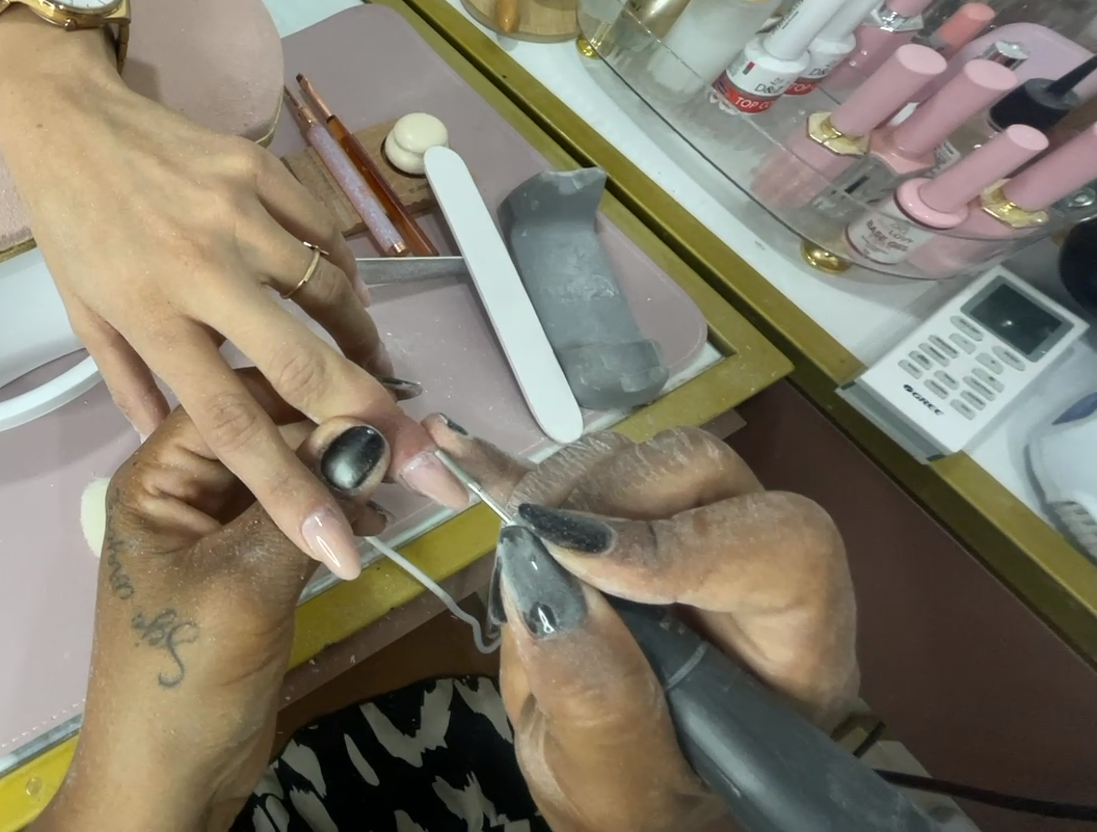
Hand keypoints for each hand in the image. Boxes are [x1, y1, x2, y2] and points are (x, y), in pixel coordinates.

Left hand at [0, 44, 441, 580]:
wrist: (69, 120)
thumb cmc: (71, 226)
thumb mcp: (82, 315)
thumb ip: (129, 383)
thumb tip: (168, 444)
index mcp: (148, 313)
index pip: (228, 419)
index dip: (287, 490)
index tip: (337, 544)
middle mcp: (201, 266)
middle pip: (301, 358)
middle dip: (367, 417)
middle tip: (415, 457)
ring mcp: (237, 210)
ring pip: (331, 289)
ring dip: (361, 338)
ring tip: (368, 365)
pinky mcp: (260, 166)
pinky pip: (326, 230)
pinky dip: (342, 269)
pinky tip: (335, 289)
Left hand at [37, 377, 389, 831]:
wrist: (169, 780)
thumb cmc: (185, 677)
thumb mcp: (242, 584)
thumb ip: (300, 505)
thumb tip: (368, 432)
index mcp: (157, 476)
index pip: (231, 407)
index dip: (304, 399)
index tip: (383, 403)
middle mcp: (182, 486)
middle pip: (261, 435)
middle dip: (330, 437)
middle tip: (410, 443)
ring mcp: (214, 523)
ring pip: (283, 472)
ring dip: (338, 474)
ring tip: (400, 481)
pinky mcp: (245, 556)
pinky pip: (292, 513)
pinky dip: (332, 512)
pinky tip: (372, 519)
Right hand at [426, 419, 860, 831]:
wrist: (612, 797)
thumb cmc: (638, 814)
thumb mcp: (617, 795)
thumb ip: (601, 710)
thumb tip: (546, 578)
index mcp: (786, 649)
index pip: (782, 545)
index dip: (675, 537)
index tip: (575, 562)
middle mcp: (741, 571)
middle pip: (701, 472)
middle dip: (602, 493)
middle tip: (532, 537)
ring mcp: (670, 534)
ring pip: (631, 456)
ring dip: (556, 484)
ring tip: (513, 536)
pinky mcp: (600, 523)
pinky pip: (557, 474)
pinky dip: (502, 462)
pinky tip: (452, 445)